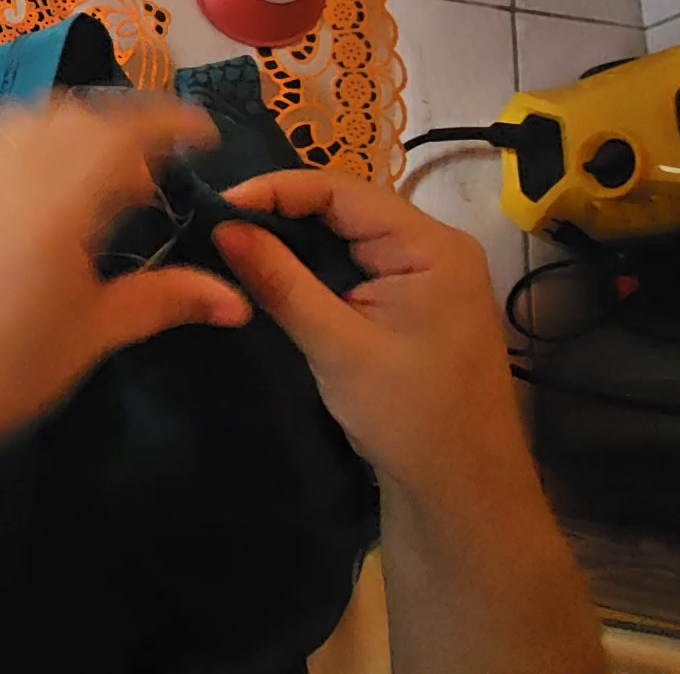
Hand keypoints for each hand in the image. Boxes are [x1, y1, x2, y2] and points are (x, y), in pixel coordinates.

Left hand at [0, 94, 251, 515]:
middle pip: (79, 118)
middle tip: (143, 184)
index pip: (124, 133)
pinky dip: (27, 139)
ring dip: (74, 130)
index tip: (202, 135)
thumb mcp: (90, 335)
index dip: (171, 122)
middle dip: (124, 133)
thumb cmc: (1, 375)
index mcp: (54, 205)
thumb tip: (235, 299)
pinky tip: (34, 183)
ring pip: (30, 120)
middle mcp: (5, 173)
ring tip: (90, 179)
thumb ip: (165, 300)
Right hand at [213, 169, 530, 503]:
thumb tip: (222, 226)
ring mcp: (422, 269)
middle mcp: (431, 245)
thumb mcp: (334, 345)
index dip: (274, 189)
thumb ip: (278, 280)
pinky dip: (307, 258)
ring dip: (289, 233)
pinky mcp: (407, 293)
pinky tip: (270, 265)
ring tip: (232, 239)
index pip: (340, 190)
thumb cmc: (408, 416)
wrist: (462, 489)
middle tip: (217, 223)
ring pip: (342, 230)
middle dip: (277, 208)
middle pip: (342, 203)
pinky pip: (349, 257)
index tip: (218, 206)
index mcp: (430, 246)